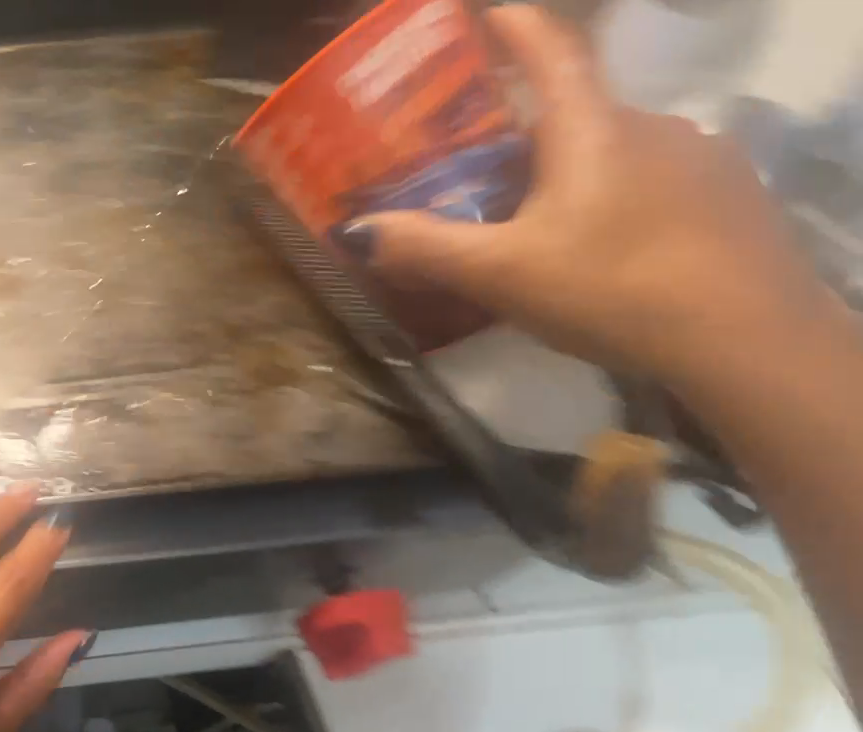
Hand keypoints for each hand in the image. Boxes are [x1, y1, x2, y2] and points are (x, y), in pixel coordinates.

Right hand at [346, 5, 847, 384]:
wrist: (742, 333)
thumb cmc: (609, 286)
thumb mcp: (499, 273)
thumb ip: (425, 249)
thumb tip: (356, 232)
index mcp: (593, 131)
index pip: (554, 56)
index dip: (518, 30)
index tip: (488, 13)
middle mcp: (650, 127)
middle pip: (571, 118)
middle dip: (518, 141)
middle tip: (471, 180)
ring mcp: (695, 159)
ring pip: (608, 155)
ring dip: (561, 177)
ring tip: (522, 230)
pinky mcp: (722, 197)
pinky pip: (644, 183)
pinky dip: (604, 201)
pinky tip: (590, 252)